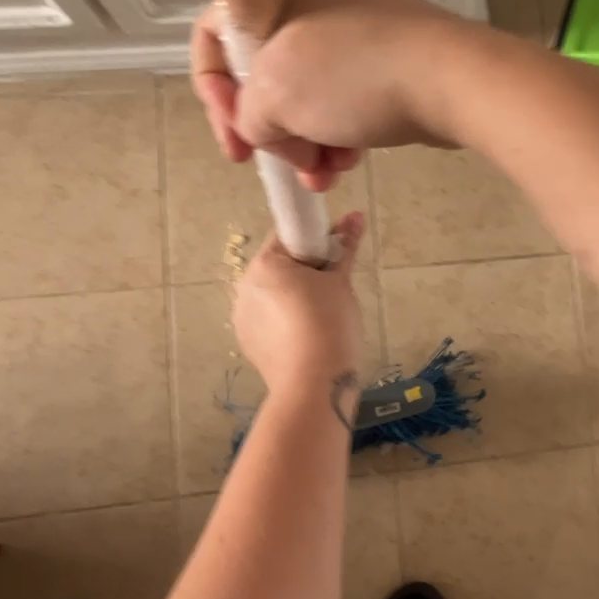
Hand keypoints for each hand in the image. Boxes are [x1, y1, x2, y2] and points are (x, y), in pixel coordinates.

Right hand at [192, 0, 494, 189]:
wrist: (451, 80)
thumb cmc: (353, 74)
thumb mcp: (274, 95)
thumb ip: (246, 113)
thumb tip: (263, 126)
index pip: (218, 32)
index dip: (213, 91)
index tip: (234, 142)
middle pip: (266, 72)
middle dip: (272, 130)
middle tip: (289, 164)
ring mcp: (358, 29)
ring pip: (310, 94)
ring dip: (308, 142)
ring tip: (323, 176)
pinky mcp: (390, 60)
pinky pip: (347, 99)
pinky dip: (341, 133)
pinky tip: (349, 164)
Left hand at [232, 212, 366, 392]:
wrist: (314, 382)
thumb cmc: (330, 323)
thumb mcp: (340, 282)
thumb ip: (345, 247)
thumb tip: (356, 215)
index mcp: (265, 264)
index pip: (290, 237)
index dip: (316, 241)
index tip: (337, 256)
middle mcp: (245, 286)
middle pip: (280, 266)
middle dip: (306, 271)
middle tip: (335, 288)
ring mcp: (243, 316)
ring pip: (274, 295)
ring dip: (295, 297)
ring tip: (323, 318)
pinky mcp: (248, 342)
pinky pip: (269, 320)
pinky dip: (286, 321)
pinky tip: (307, 336)